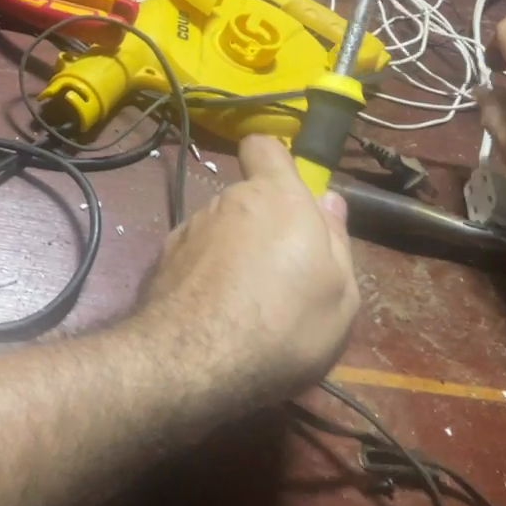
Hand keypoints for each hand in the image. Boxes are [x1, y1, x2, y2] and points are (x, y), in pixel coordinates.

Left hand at [129, 136, 358, 402]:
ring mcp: (190, 227)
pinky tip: (216, 309)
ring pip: (222, 228)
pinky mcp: (164, 256)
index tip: (292, 193)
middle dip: (265, 224)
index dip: (277, 162)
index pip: (265, 147)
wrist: (193, 358)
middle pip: (249, 198)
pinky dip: (208, 271)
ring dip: (235, 250)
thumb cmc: (285, 325)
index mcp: (276, 198)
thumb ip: (335, 240)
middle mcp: (227, 201)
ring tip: (250, 302)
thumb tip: (328, 200)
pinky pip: (198, 253)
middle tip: (286, 274)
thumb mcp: (341, 294)